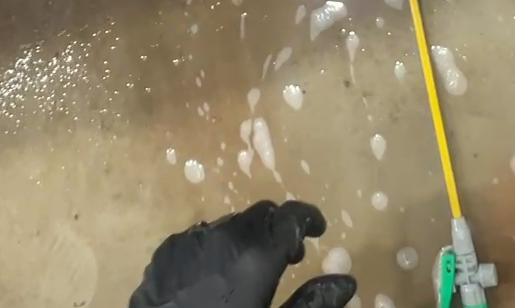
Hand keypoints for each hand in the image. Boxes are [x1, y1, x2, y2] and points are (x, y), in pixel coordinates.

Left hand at [127, 200, 356, 307]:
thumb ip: (311, 303)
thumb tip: (348, 281)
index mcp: (256, 253)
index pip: (291, 215)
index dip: (309, 218)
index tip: (318, 231)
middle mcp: (226, 234)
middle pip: (261, 215)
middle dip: (279, 229)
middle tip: (289, 257)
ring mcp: (192, 239)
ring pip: (231, 223)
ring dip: (247, 238)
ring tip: (251, 270)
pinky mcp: (166, 251)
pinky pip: (201, 237)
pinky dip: (217, 247)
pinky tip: (215, 279)